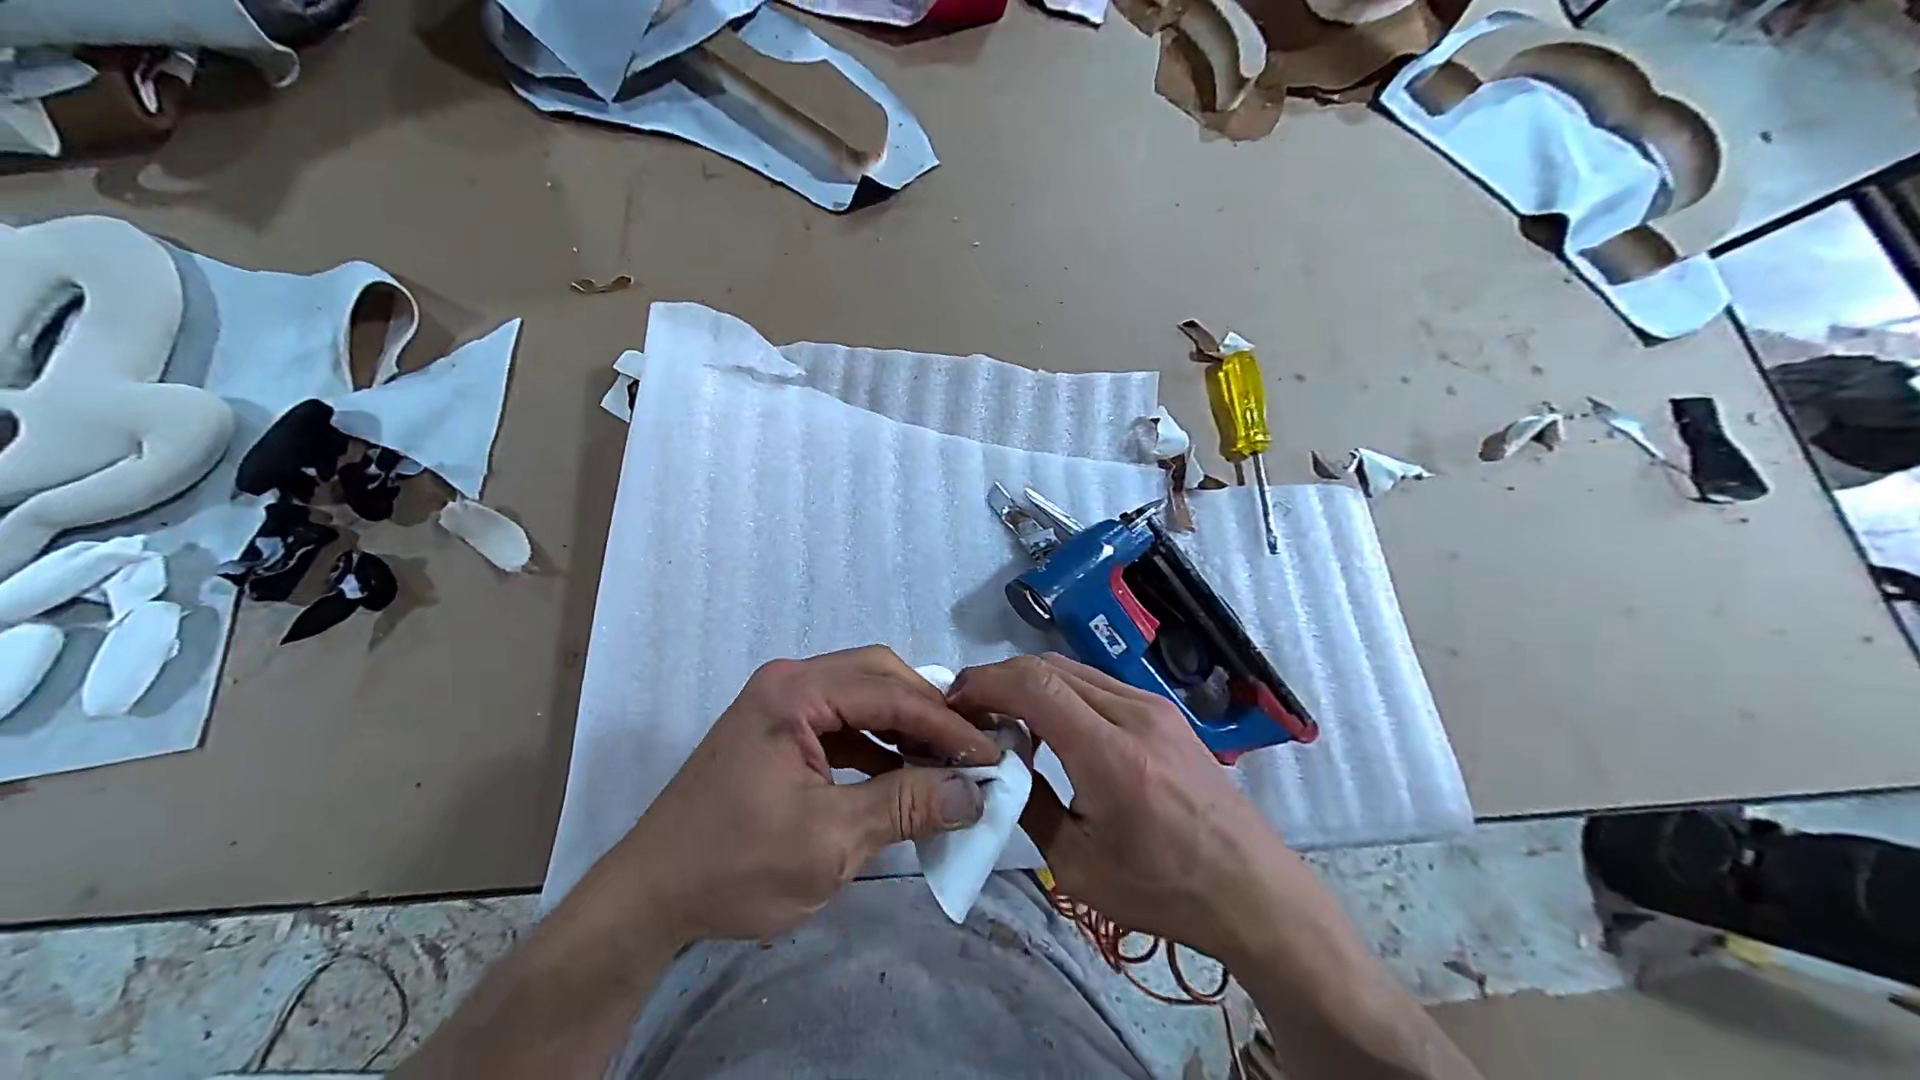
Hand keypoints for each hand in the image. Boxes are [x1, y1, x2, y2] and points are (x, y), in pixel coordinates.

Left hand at [590, 646, 1002, 948]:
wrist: (648, 898)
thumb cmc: (735, 866)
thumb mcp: (830, 841)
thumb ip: (907, 807)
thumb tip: (975, 793)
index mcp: (794, 693)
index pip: (890, 693)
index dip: (946, 724)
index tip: (991, 755)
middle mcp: (789, 682)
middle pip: (879, 677)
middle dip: (928, 713)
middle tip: (970, 750)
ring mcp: (781, 704)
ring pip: (863, 696)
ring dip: (906, 727)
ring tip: (945, 763)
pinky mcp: (779, 731)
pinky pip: (843, 722)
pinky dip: (878, 744)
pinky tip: (902, 775)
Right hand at [947, 652, 1298, 962]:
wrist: (1253, 890)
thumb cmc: (1163, 890)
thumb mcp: (1076, 865)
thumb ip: (1028, 804)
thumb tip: (994, 765)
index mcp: (1110, 753)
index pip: (1034, 685)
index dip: (985, 683)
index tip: (954, 702)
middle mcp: (1134, 713)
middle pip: (1048, 667)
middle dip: (999, 679)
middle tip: (971, 712)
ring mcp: (1155, 707)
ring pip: (1073, 670)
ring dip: (1029, 684)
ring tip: (1004, 718)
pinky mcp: (1166, 713)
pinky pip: (1098, 684)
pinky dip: (1061, 692)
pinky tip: (1052, 726)